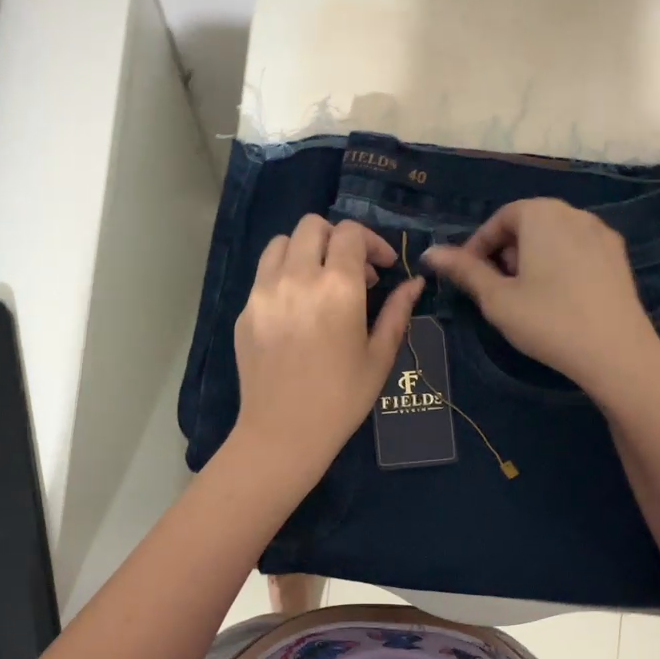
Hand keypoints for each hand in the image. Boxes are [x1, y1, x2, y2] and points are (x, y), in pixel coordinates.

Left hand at [231, 215, 423, 477]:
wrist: (283, 432)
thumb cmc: (340, 400)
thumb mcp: (378, 358)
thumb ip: (397, 313)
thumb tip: (414, 284)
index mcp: (337, 287)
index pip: (351, 234)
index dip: (371, 243)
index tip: (382, 268)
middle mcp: (297, 278)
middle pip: (312, 226)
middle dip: (337, 239)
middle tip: (351, 272)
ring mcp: (265, 292)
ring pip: (281, 243)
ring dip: (305, 251)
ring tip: (319, 281)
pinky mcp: (245, 311)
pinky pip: (263, 276)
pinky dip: (283, 276)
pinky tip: (296, 309)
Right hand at [422, 198, 659, 395]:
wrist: (614, 350)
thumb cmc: (547, 321)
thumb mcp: (496, 299)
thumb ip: (464, 272)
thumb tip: (430, 252)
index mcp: (541, 214)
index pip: (500, 219)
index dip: (478, 246)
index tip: (468, 277)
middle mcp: (573, 213)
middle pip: (529, 224)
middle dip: (506, 252)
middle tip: (495, 289)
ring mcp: (601, 233)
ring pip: (554, 237)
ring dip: (532, 259)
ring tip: (524, 296)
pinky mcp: (618, 257)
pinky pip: (577, 251)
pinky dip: (559, 266)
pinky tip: (556, 299)